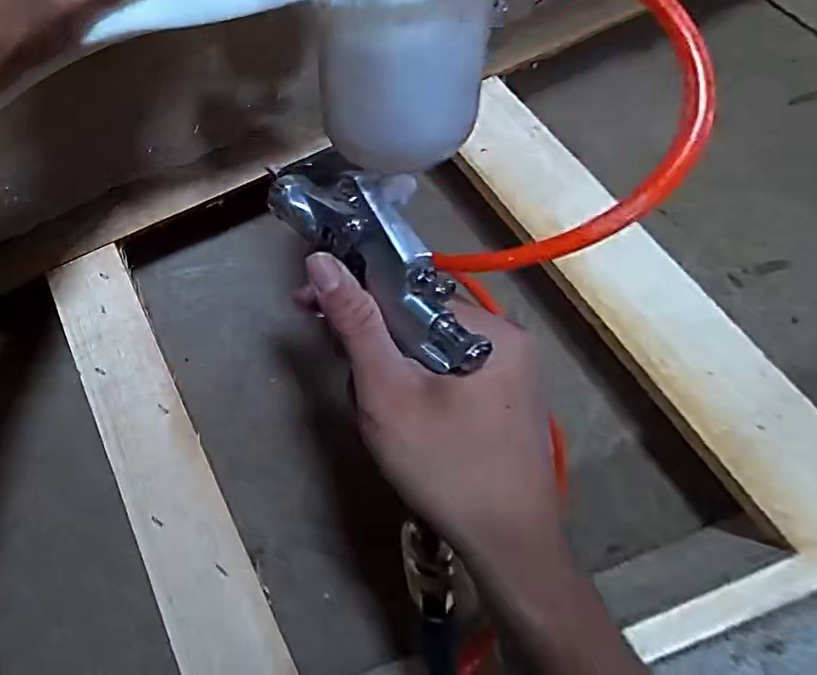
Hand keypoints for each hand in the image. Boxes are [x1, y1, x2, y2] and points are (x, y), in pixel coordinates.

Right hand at [297, 252, 562, 561]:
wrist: (509, 556)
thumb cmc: (446, 468)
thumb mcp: (387, 389)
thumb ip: (355, 321)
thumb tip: (320, 259)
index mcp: (490, 330)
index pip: (404, 288)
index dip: (351, 295)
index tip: (307, 305)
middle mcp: (504, 341)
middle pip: (411, 316)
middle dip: (367, 340)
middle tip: (338, 365)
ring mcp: (504, 372)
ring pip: (419, 344)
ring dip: (382, 365)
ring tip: (368, 403)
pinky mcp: (495, 398)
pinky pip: (436, 368)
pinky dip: (405, 382)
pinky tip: (392, 411)